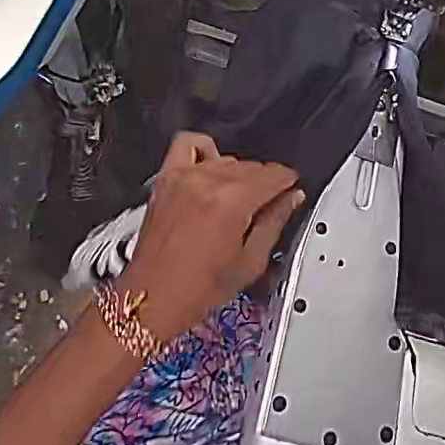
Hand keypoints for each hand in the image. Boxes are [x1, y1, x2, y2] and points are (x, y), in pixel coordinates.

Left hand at [117, 132, 302, 340]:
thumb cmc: (195, 288)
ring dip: (240, 173)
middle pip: (253, 166)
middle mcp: (207, 183)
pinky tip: (212, 169)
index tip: (291, 190)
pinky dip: (205, 151)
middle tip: (267, 205)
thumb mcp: (251, 261)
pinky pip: (189, 145)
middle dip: (266, 182)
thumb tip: (290, 199)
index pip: (274, 175)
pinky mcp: (166, 180)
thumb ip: (275, 222)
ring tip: (239, 198)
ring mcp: (184, 178)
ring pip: (227, 158)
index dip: (289, 183)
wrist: (152, 298)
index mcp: (233, 202)